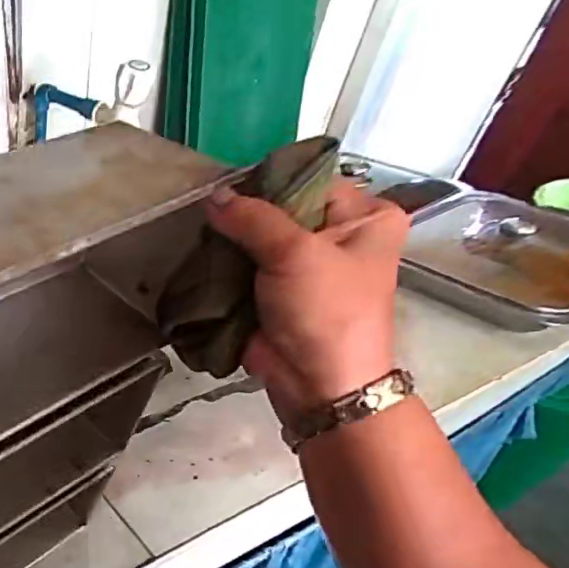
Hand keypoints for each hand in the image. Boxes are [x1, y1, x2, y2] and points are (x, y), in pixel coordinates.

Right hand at [204, 179, 409, 417]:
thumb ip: (252, 218)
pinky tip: (203, 256)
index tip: (227, 185)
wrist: (320, 388)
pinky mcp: (278, 292)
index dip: (268, 181)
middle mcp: (340, 235)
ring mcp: (307, 266)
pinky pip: (249, 266)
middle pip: (282, 208)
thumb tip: (214, 197)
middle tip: (208, 210)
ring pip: (260, 238)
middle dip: (245, 212)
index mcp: (366, 217)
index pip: (309, 179)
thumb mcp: (295, 253)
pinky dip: (228, 264)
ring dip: (232, 240)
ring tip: (202, 234)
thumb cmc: (326, 313)